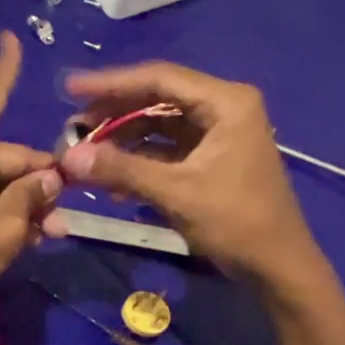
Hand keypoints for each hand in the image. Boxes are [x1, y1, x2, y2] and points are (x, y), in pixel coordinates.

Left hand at [0, 32, 61, 329]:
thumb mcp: (8, 225)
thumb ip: (33, 195)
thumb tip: (50, 179)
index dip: (7, 67)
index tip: (9, 37)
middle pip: (5, 153)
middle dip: (37, 183)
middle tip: (63, 219)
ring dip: (21, 203)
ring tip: (47, 236)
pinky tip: (18, 237)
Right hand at [59, 62, 331, 293]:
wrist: (276, 266)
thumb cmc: (235, 222)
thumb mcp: (175, 193)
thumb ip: (122, 170)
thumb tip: (69, 157)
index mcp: (225, 103)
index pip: (159, 79)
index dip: (110, 83)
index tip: (69, 89)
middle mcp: (223, 108)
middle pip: (157, 99)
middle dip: (112, 115)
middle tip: (72, 130)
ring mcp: (218, 135)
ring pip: (158, 126)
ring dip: (122, 140)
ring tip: (85, 156)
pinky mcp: (211, 160)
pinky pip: (166, 151)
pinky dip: (139, 161)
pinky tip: (110, 181)